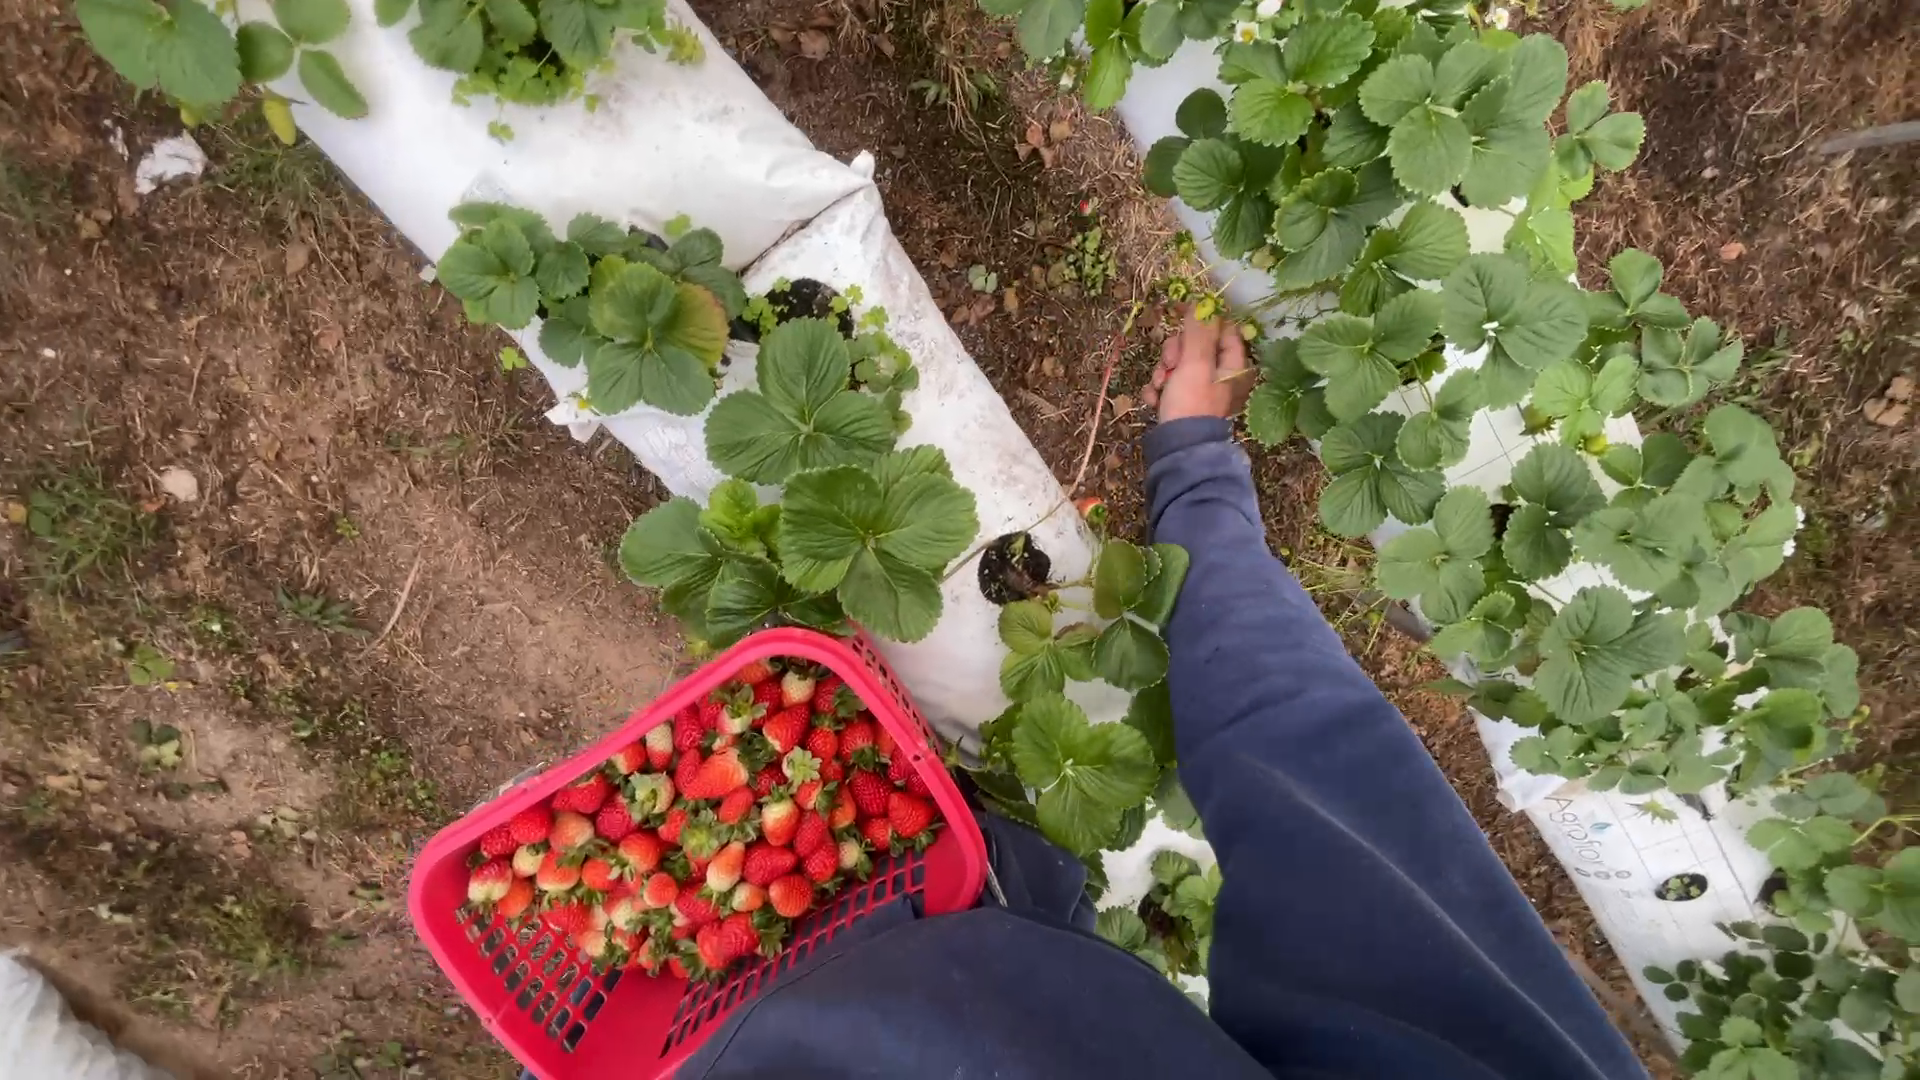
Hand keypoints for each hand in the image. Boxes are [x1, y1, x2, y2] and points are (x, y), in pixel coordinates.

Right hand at [1142, 308, 1253, 422]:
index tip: (1179, 311)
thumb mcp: (1195, 363)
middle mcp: (1218, 375)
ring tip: (1160, 387)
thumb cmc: (1191, 402)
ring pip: (1176, 364)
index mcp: (1232, 364)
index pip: (1221, 328)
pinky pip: (1167, 383)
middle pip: (1193, 346)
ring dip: (1162, 372)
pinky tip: (1155, 399)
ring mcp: (1198, 389)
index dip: (1201, 319)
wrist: (1177, 446)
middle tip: (1170, 365)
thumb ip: (1198, 331)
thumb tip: (1201, 303)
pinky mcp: (1180, 402)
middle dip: (1174, 353)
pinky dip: (1158, 389)